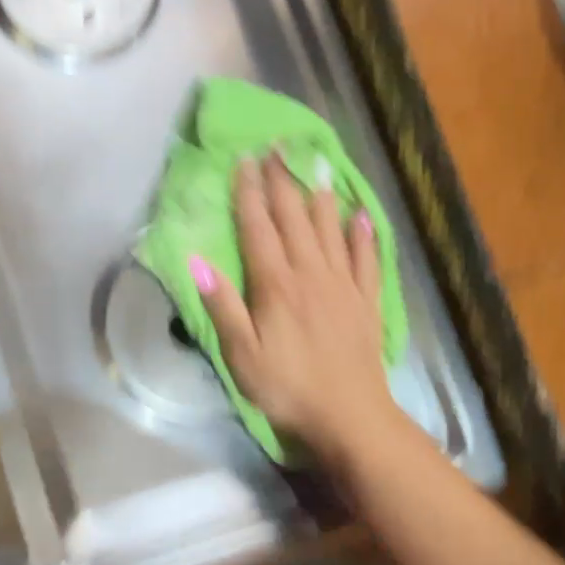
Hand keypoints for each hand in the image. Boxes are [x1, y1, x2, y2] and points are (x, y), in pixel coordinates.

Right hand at [191, 152, 402, 460]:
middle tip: (276, 147)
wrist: (350, 416)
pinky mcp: (366, 302)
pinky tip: (361, 214)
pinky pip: (365, 258)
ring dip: (320, 195)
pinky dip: (362, 233)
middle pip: (295, 218)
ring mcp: (344, 285)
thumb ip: (223, 305)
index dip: (250, 192)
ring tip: (314, 164)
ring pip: (330, 229)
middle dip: (282, 181)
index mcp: (276, 284)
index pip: (259, 227)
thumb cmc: (286, 386)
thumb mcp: (241, 352)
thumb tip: (197, 261)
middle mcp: (311, 274)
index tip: (244, 160)